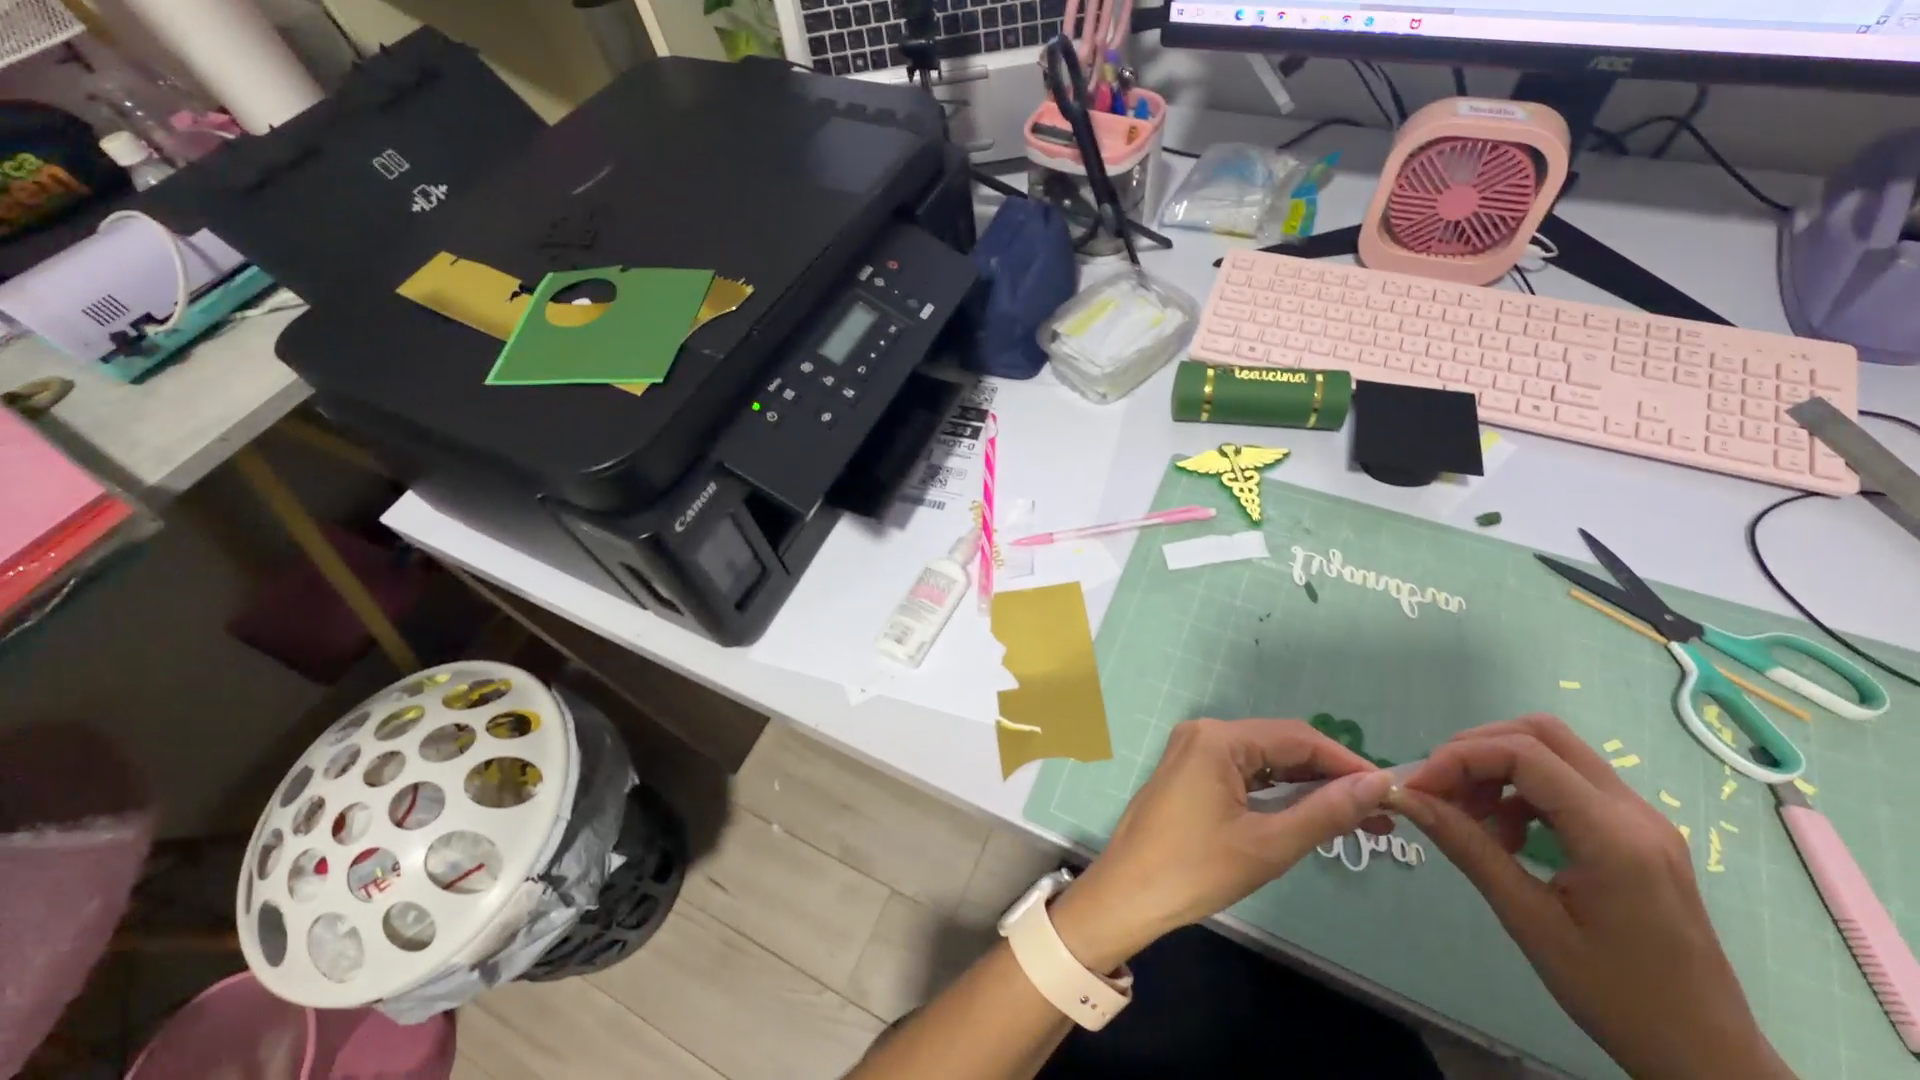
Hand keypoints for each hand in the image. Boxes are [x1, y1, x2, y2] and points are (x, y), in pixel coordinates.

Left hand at [1051, 718, 1398, 973]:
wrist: (1125, 898)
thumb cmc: (1194, 870)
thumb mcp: (1269, 844)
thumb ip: (1326, 811)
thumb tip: (1378, 784)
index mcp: (1218, 739)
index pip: (1299, 739)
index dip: (1348, 764)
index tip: (1393, 791)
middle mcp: (1204, 734)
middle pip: (1282, 746)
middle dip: (1331, 777)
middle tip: (1381, 814)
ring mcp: (1193, 754)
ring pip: (1265, 762)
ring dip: (1307, 787)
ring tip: (1357, 819)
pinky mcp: (1189, 775)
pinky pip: (1243, 775)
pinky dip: (1277, 793)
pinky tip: (1309, 814)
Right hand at [1395, 716, 1792, 1079]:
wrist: (1705, 1052)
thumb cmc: (1616, 996)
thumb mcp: (1530, 922)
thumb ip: (1470, 850)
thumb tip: (1409, 800)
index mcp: (1613, 834)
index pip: (1523, 754)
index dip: (1458, 759)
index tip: (1416, 790)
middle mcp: (1634, 811)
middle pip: (1542, 735)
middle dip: (1476, 750)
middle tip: (1437, 790)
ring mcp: (1643, 820)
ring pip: (1557, 754)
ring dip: (1498, 770)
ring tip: (1466, 818)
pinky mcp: (1639, 835)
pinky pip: (1571, 786)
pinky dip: (1523, 792)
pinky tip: (1505, 836)